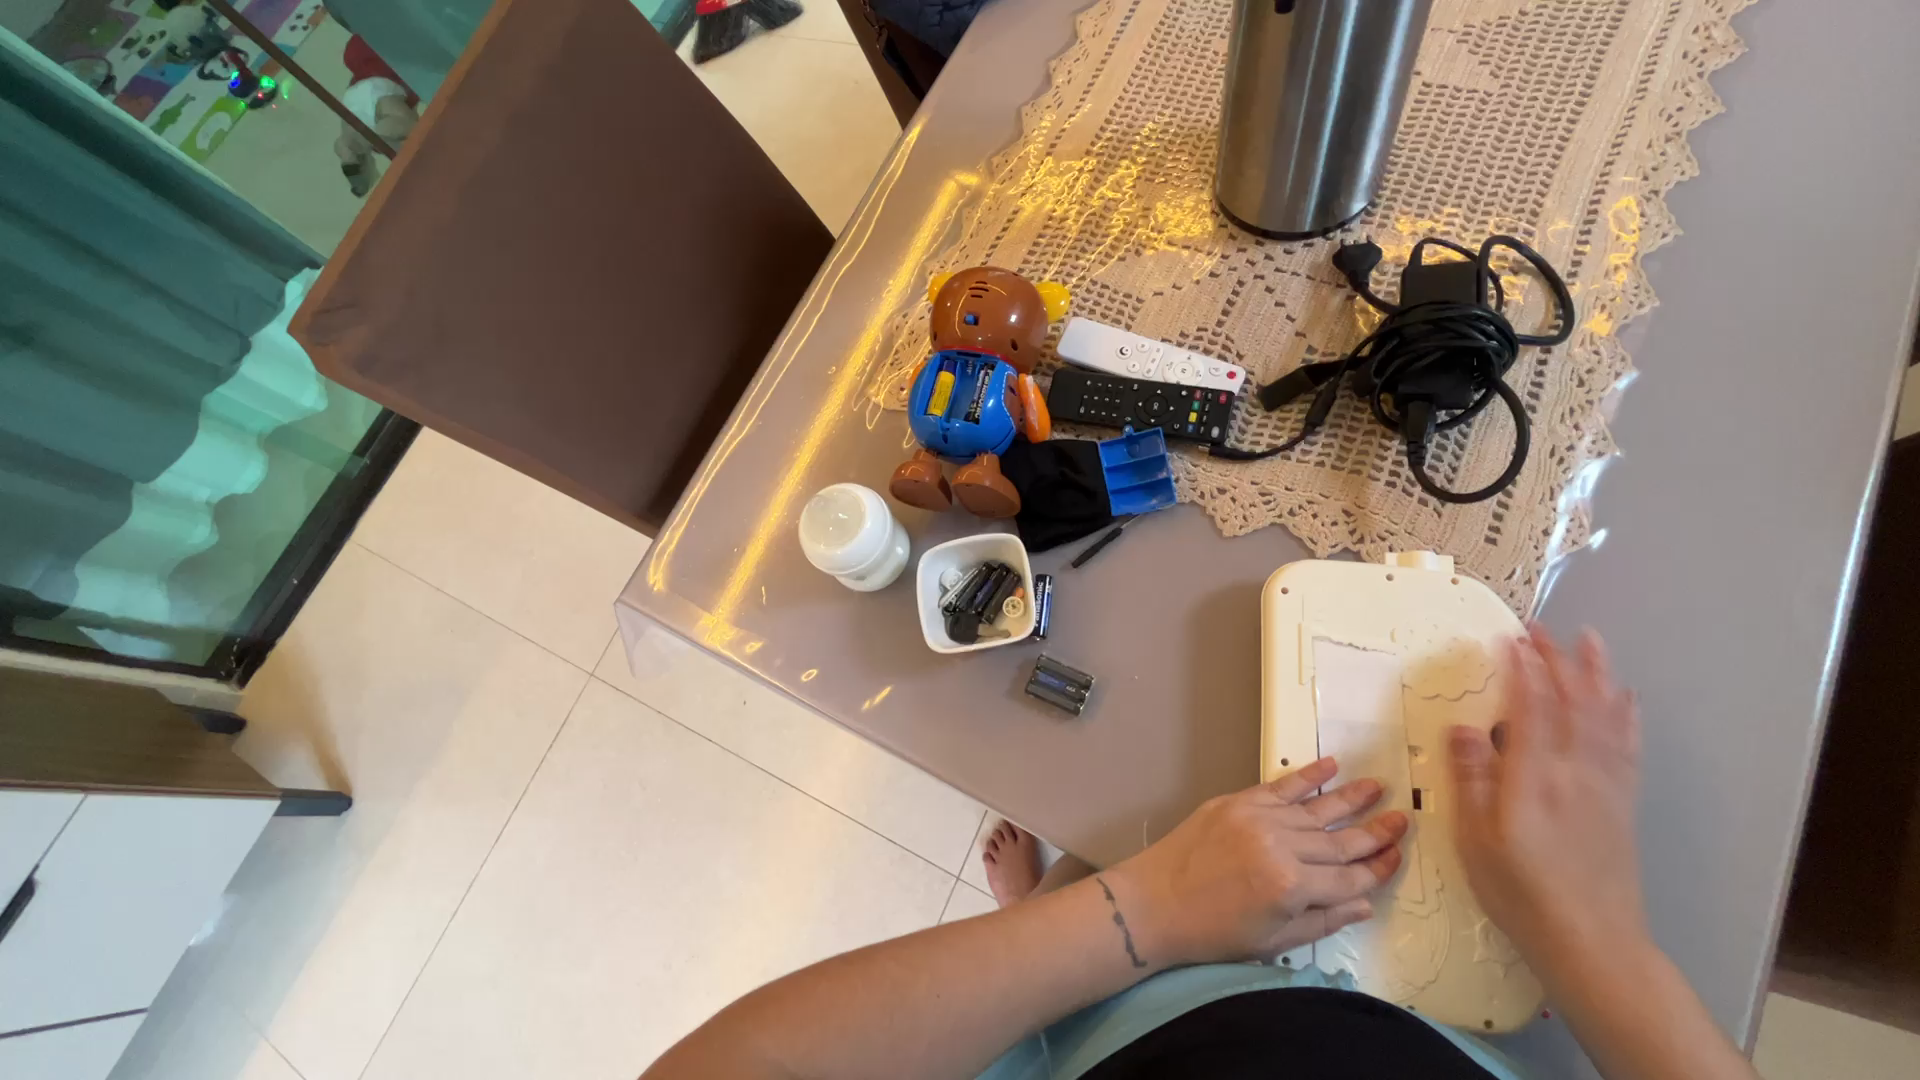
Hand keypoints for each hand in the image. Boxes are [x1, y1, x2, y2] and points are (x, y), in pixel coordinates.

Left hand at [1102, 758, 1406, 967]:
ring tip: (1378, 788)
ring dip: (1349, 799)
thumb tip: (1365, 901)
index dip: (1377, 869)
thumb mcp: (1273, 940)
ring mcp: (1257, 819)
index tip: (1399, 856)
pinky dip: (1307, 775)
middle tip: (1402, 821)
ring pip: (1315, 810)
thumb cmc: (1213, 932)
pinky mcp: (1236, 801)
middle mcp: (1280, 847)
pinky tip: (1331, 765)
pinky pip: (1280, 786)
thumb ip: (1323, 920)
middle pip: (1338, 841)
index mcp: (1293, 888)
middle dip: (1374, 833)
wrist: (1154, 902)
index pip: (1350, 878)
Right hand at [1450, 626, 1646, 969]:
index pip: (1530, 709)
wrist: (1592, 941)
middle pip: (1571, 703)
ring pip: (1604, 717)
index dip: (1521, 670)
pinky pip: (1626, 746)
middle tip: (1541, 628)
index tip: (1507, 639)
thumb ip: (1473, 779)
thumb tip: (1464, 727)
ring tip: (1590, 642)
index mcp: (1533, 778)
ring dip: (1596, 675)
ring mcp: (1604, 786)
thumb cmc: (1519, 890)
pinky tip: (1624, 698)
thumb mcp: (1477, 837)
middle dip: (1556, 661)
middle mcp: (1575, 772)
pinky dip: (1625, 715)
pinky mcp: (1621, 802)